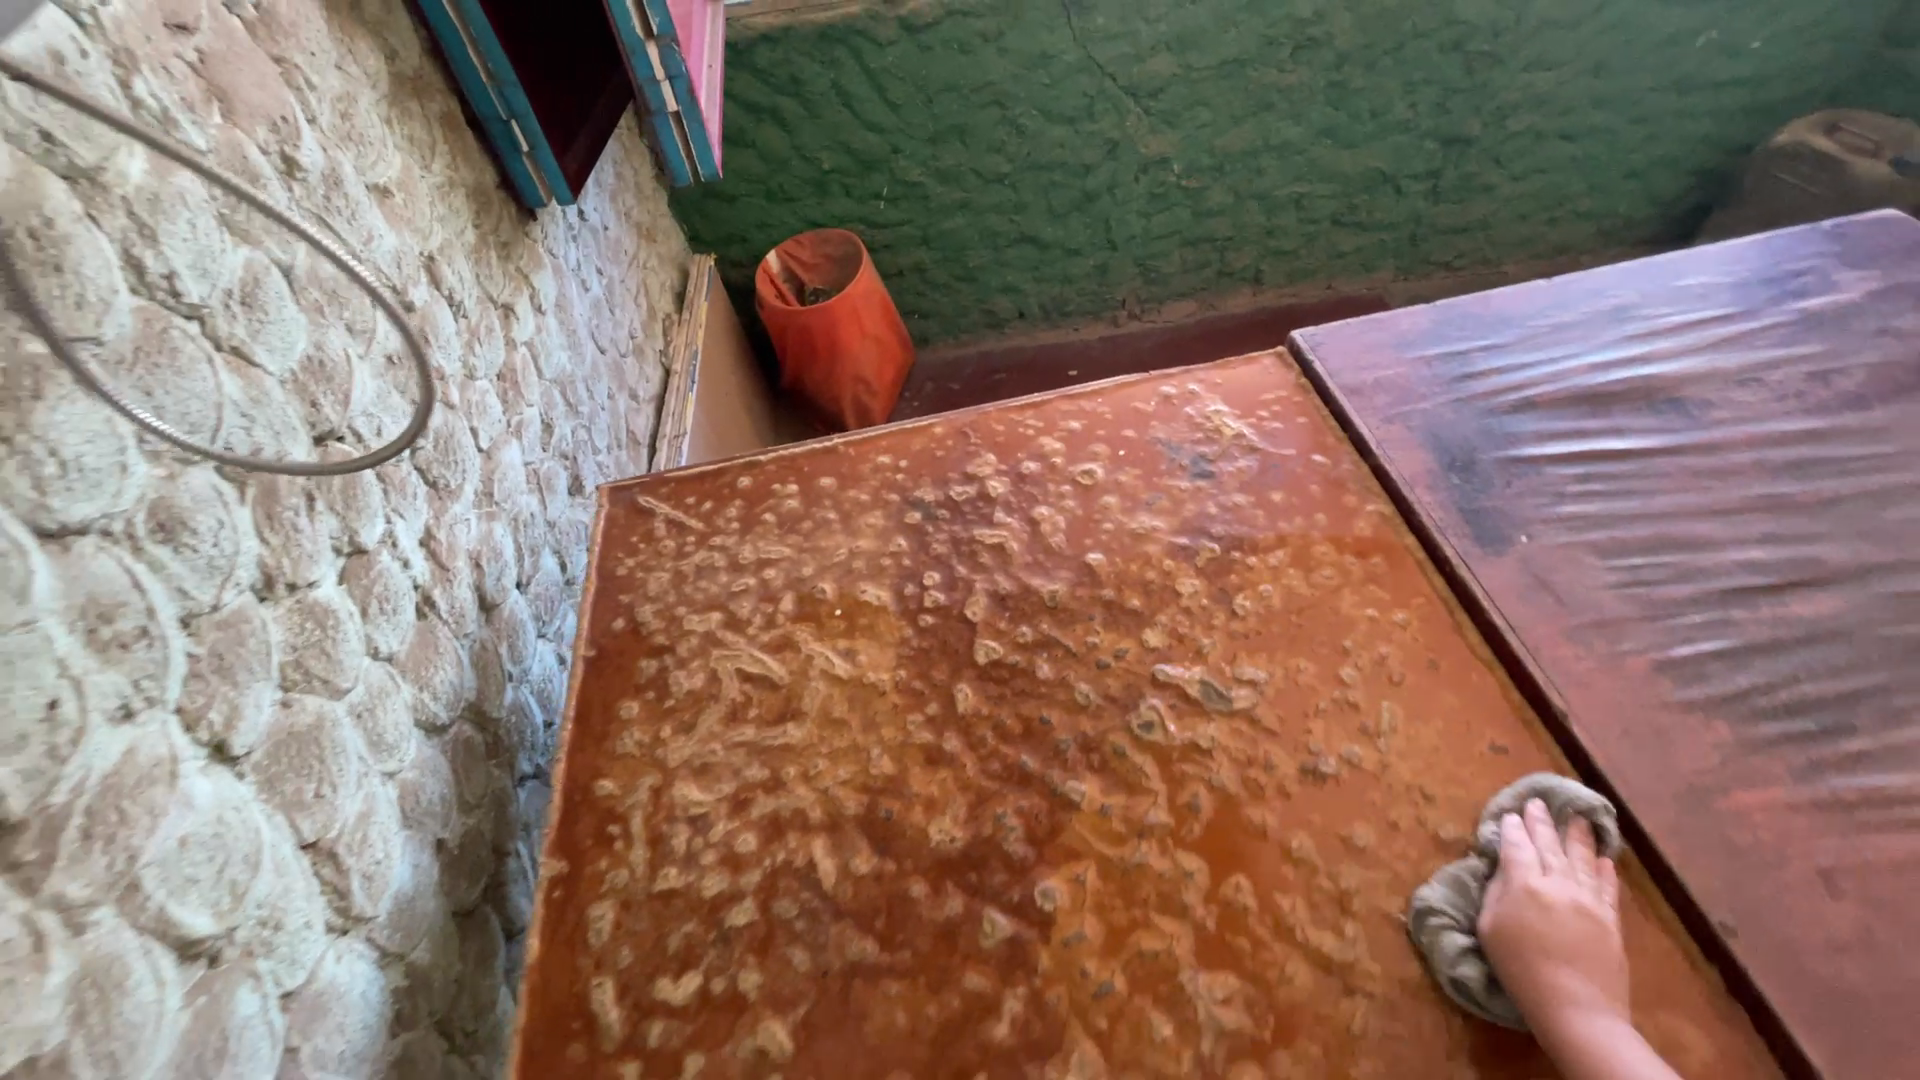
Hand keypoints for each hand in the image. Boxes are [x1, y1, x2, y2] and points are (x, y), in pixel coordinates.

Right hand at [1477, 798, 1629, 1036]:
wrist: (1576, 1008)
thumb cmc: (1520, 969)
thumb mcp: (1490, 928)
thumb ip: (1496, 893)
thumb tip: (1504, 872)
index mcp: (1524, 885)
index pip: (1517, 846)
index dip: (1513, 829)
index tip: (1511, 814)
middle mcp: (1559, 885)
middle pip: (1549, 846)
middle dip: (1542, 822)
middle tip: (1539, 802)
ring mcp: (1589, 902)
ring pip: (1582, 860)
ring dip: (1577, 836)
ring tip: (1577, 817)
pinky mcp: (1610, 921)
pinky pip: (1608, 888)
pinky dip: (1605, 871)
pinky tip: (1604, 859)